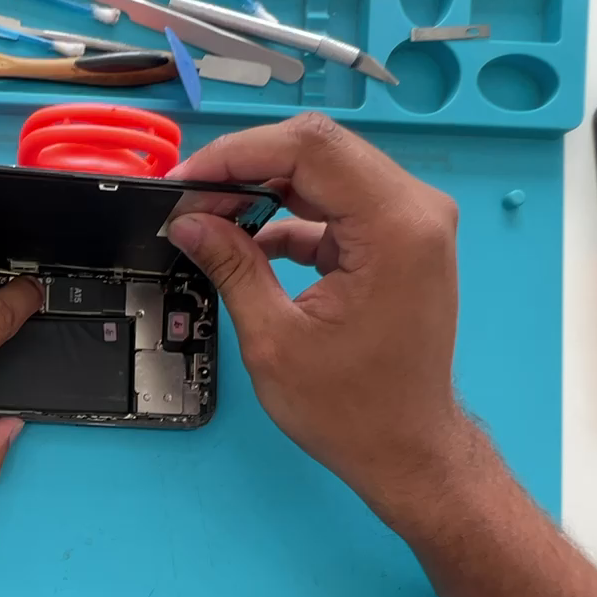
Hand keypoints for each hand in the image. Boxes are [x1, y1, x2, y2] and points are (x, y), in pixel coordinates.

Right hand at [165, 114, 476, 512]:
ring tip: (206, 220)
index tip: (183, 182)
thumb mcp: (273, 339)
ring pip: (322, 176)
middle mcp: (413, 210)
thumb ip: (232, 267)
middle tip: (187, 203)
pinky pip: (331, 209)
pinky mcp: (394, 243)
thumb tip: (187, 222)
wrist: (403, 446)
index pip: (309, 150)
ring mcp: (407, 224)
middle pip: (318, 153)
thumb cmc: (346, 407)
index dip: (236, 155)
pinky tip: (242, 241)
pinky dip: (284, 218)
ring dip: (260, 191)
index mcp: (395, 226)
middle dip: (243, 169)